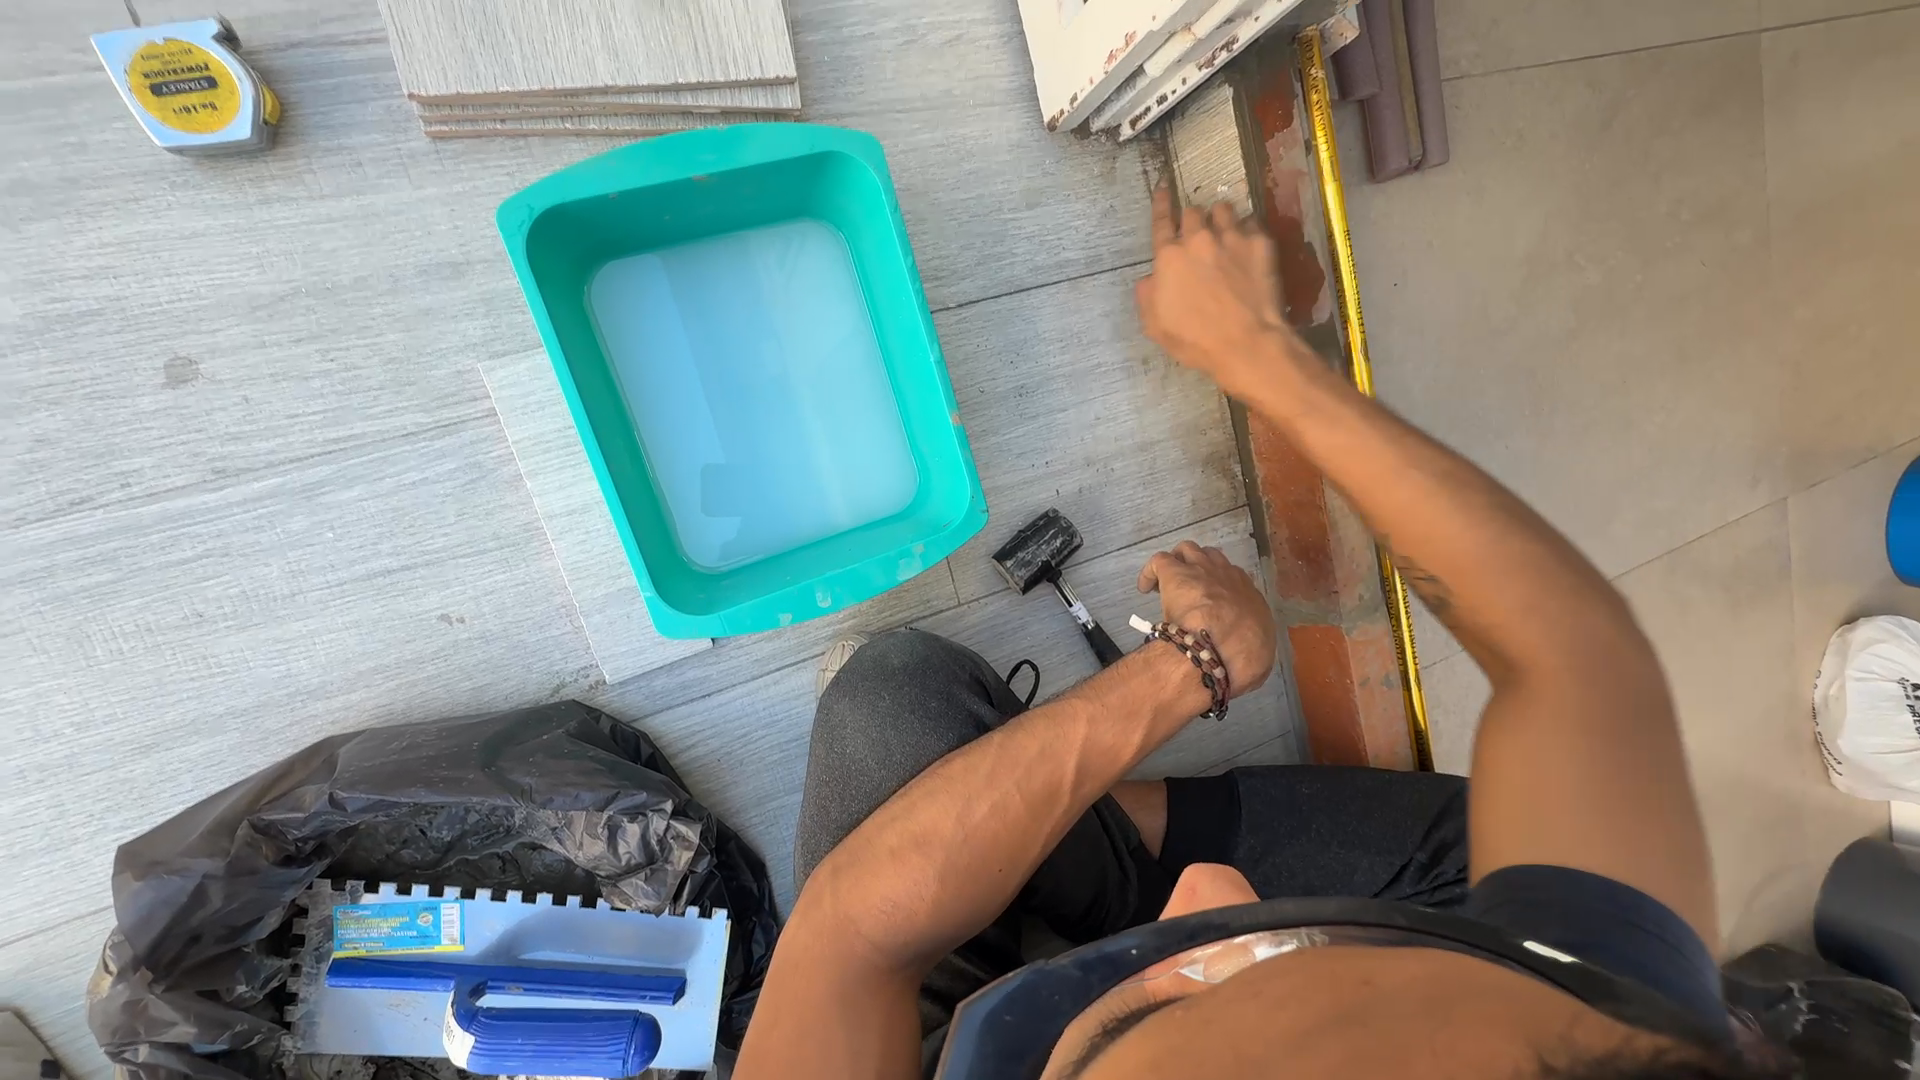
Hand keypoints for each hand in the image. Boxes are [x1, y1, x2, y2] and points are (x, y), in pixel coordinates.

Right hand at [1134, 186, 1304, 401]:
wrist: (1245, 342)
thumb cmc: (1194, 340)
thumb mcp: (1155, 326)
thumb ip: (1147, 296)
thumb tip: (1150, 278)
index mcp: (1169, 258)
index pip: (1161, 221)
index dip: (1161, 203)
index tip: (1163, 187)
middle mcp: (1198, 239)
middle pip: (1193, 212)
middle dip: (1192, 219)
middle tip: (1197, 232)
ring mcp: (1231, 237)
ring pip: (1223, 209)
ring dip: (1219, 217)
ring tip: (1222, 231)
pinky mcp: (1260, 242)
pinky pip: (1251, 222)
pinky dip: (1245, 230)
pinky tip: (1246, 245)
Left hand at [1136, 542, 1275, 697]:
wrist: (1222, 648)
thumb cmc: (1244, 657)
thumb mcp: (1259, 655)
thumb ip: (1251, 649)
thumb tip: (1244, 656)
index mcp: (1247, 595)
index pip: (1233, 580)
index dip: (1218, 589)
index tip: (1208, 605)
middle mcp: (1225, 575)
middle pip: (1211, 558)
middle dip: (1198, 569)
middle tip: (1187, 590)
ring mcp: (1200, 570)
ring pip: (1187, 550)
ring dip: (1177, 563)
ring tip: (1165, 584)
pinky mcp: (1174, 572)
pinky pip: (1158, 561)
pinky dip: (1150, 572)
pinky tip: (1145, 587)